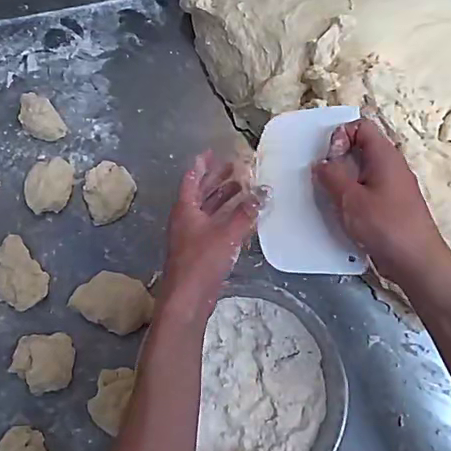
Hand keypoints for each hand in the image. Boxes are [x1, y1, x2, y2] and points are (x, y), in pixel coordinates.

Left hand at [156, 151, 258, 311]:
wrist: (187, 298)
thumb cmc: (201, 261)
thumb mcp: (227, 233)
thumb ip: (247, 212)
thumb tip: (264, 193)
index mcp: (186, 208)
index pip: (192, 179)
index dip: (202, 165)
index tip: (212, 152)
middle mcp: (186, 218)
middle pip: (201, 192)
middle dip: (216, 179)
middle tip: (233, 167)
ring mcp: (191, 235)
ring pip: (208, 209)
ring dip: (223, 198)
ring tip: (242, 189)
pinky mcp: (199, 250)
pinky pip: (213, 225)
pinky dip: (226, 217)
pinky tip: (242, 218)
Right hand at [313, 118, 450, 287]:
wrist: (417, 262)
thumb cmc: (386, 226)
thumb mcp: (351, 199)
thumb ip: (332, 176)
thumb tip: (322, 163)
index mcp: (385, 155)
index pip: (361, 126)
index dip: (341, 135)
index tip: (331, 158)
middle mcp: (392, 166)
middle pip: (360, 148)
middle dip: (338, 160)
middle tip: (326, 180)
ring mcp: (394, 186)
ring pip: (362, 172)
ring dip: (344, 182)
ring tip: (332, 199)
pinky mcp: (392, 206)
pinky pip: (368, 191)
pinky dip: (354, 197)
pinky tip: (344, 215)